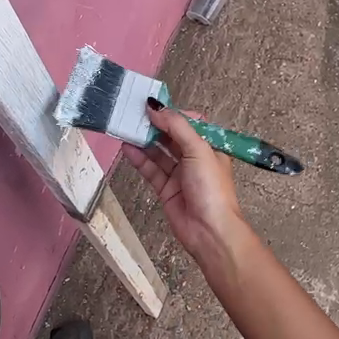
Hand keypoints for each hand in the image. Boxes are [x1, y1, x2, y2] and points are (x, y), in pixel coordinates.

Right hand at [122, 102, 251, 264]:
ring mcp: (180, 174)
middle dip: (154, 126)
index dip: (172, 114)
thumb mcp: (198, 150)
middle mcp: (195, 158)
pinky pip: (151, 169)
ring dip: (143, 141)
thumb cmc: (212, 189)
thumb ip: (176, 126)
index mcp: (210, 146)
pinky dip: (139, 158)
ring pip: (159, 152)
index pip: (189, 122)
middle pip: (171, 136)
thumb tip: (156, 107)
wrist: (210, 232)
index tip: (153, 106)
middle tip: (134, 114)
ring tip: (126, 128)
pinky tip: (127, 148)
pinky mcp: (166, 189)